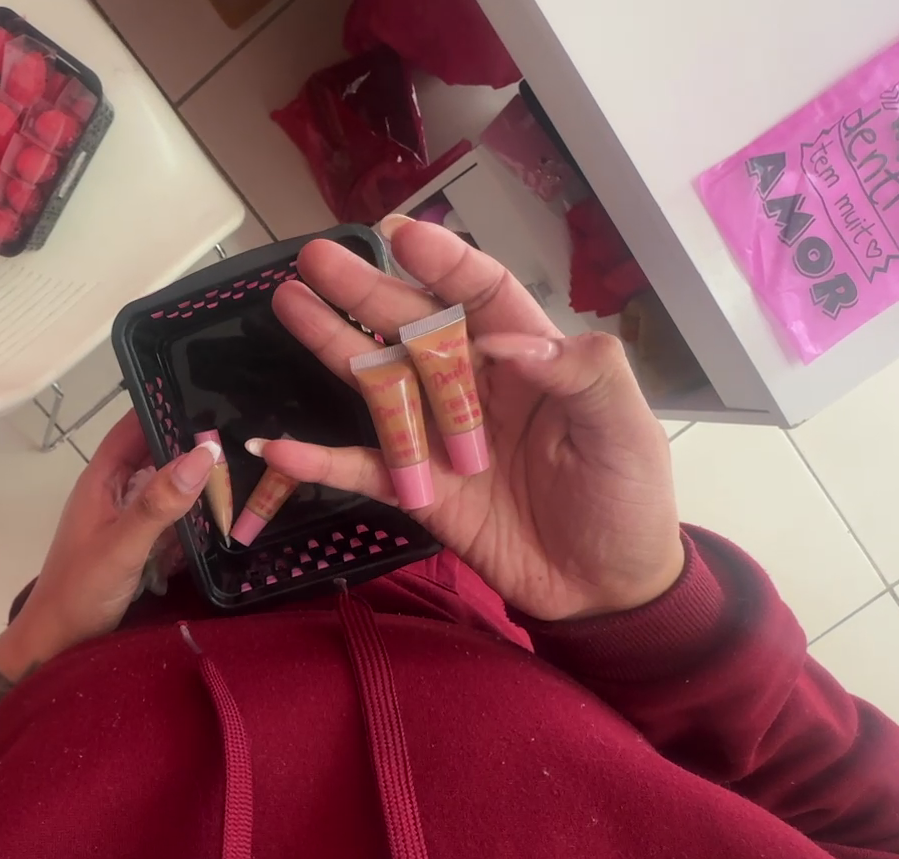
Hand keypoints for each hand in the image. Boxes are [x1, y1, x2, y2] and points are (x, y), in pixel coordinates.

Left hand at [7, 411, 218, 661]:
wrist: (59, 643)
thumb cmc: (80, 591)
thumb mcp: (122, 546)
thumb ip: (159, 503)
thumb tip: (204, 454)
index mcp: (101, 481)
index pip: (132, 428)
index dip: (162, 406)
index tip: (206, 390)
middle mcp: (115, 493)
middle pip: (154, 454)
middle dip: (189, 442)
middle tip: (239, 428)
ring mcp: (127, 519)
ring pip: (166, 486)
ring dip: (196, 479)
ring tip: (243, 462)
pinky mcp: (140, 545)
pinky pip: (171, 518)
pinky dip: (194, 513)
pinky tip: (225, 510)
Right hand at [260, 217, 683, 620]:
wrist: (599, 585)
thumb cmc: (624, 499)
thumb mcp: (624, 429)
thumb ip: (580, 373)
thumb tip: (502, 341)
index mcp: (525, 359)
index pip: (479, 294)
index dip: (442, 263)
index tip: (400, 233)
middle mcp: (470, 388)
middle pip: (409, 327)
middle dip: (364, 290)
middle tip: (316, 257)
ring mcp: (434, 437)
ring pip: (373, 382)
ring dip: (329, 345)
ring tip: (287, 304)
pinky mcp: (412, 488)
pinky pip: (358, 469)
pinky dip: (317, 461)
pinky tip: (274, 445)